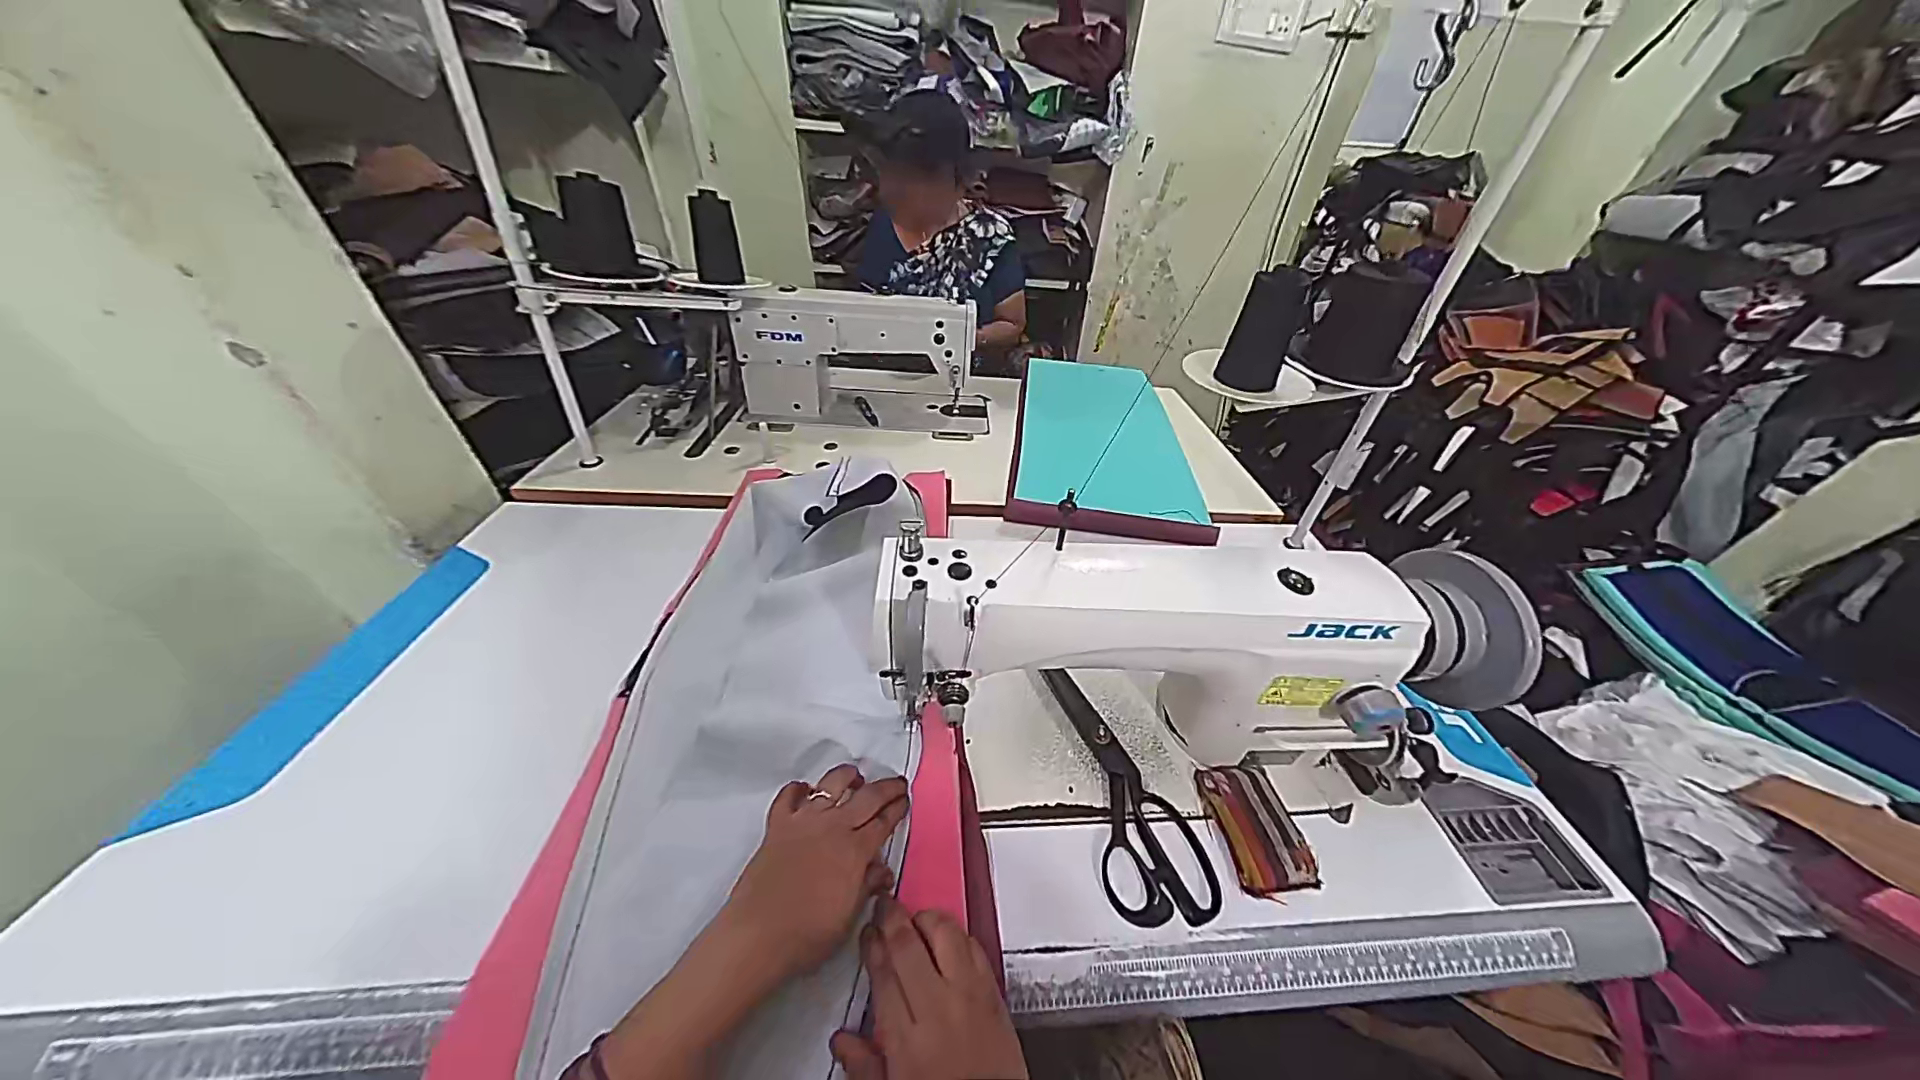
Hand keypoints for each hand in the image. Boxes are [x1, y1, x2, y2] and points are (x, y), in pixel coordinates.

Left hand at [721, 764, 909, 982]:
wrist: (756, 937)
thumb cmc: (806, 935)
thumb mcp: (848, 917)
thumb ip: (867, 886)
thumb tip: (882, 871)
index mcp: (855, 851)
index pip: (884, 821)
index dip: (897, 809)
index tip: (904, 801)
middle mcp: (832, 828)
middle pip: (867, 797)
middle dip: (886, 787)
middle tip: (896, 784)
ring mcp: (803, 822)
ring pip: (830, 785)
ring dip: (846, 776)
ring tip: (855, 776)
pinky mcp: (777, 826)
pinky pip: (789, 796)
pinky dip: (798, 789)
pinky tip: (804, 790)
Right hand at [831, 900, 1027, 1079]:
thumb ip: (865, 1066)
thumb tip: (843, 1041)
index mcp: (906, 1038)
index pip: (883, 972)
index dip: (872, 944)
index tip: (868, 932)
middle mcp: (938, 1009)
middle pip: (909, 944)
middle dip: (892, 917)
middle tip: (884, 907)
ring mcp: (969, 996)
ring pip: (945, 934)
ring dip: (927, 919)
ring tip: (916, 920)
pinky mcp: (994, 993)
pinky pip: (974, 947)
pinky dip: (958, 935)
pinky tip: (948, 939)